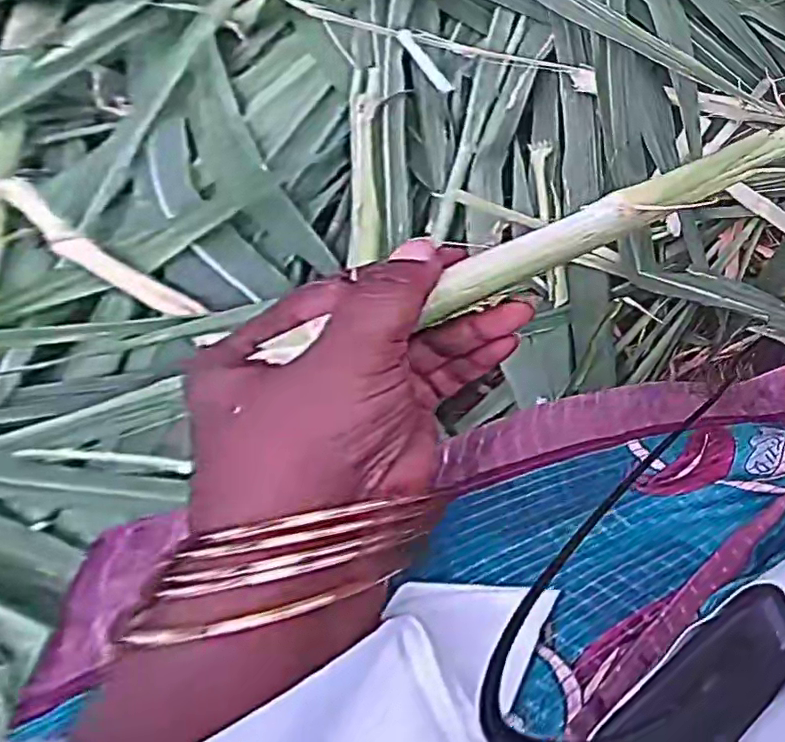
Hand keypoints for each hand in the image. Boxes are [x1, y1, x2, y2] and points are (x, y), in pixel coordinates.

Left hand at [182, 239, 533, 532]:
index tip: (446, 259)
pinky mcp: (401, 412)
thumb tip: (419, 252)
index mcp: (268, 349)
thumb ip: (387, 298)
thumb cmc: (300, 448)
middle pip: (395, 316)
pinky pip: (444, 372)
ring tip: (516, 308)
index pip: (344, 293)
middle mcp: (315, 366)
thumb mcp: (341, 356)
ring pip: (428, 343)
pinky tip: (502, 339)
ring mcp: (362, 390)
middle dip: (450, 299)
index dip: (399, 274)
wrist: (322, 532)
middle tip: (492, 279)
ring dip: (474, 325)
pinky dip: (475, 355)